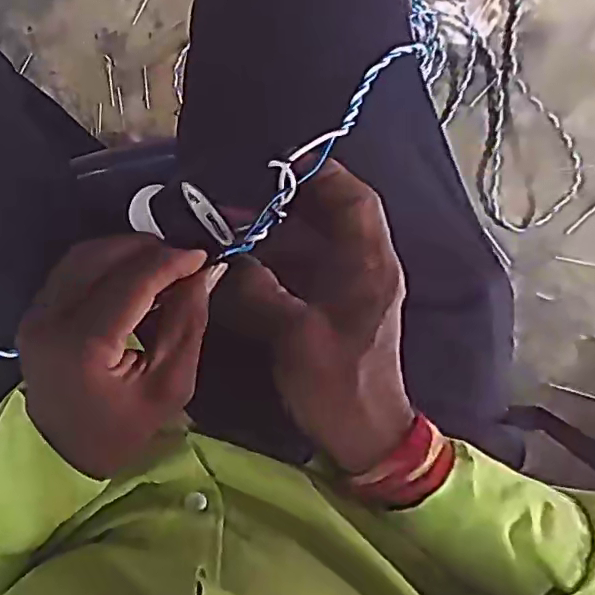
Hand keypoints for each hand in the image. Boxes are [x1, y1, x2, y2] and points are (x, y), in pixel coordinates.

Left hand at [18, 235, 219, 477]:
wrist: (61, 453)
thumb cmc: (119, 430)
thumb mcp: (168, 387)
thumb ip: (186, 323)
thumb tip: (203, 273)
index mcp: (83, 344)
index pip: (130, 281)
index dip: (169, 262)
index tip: (201, 257)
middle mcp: (49, 319)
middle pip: (100, 256)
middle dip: (146, 249)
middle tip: (182, 260)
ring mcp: (34, 313)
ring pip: (81, 256)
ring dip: (123, 250)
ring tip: (160, 264)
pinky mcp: (32, 312)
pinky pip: (70, 270)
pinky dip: (102, 262)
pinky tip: (130, 275)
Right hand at [220, 162, 415, 473]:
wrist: (362, 433)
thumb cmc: (338, 383)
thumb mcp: (295, 335)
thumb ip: (260, 291)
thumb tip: (227, 259)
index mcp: (368, 267)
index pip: (354, 201)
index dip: (322, 174)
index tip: (280, 161)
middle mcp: (360, 267)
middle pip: (326, 216)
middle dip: (282, 202)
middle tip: (236, 193)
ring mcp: (342, 286)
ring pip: (307, 242)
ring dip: (270, 232)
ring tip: (226, 222)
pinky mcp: (325, 304)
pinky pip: (296, 267)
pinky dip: (268, 258)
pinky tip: (237, 257)